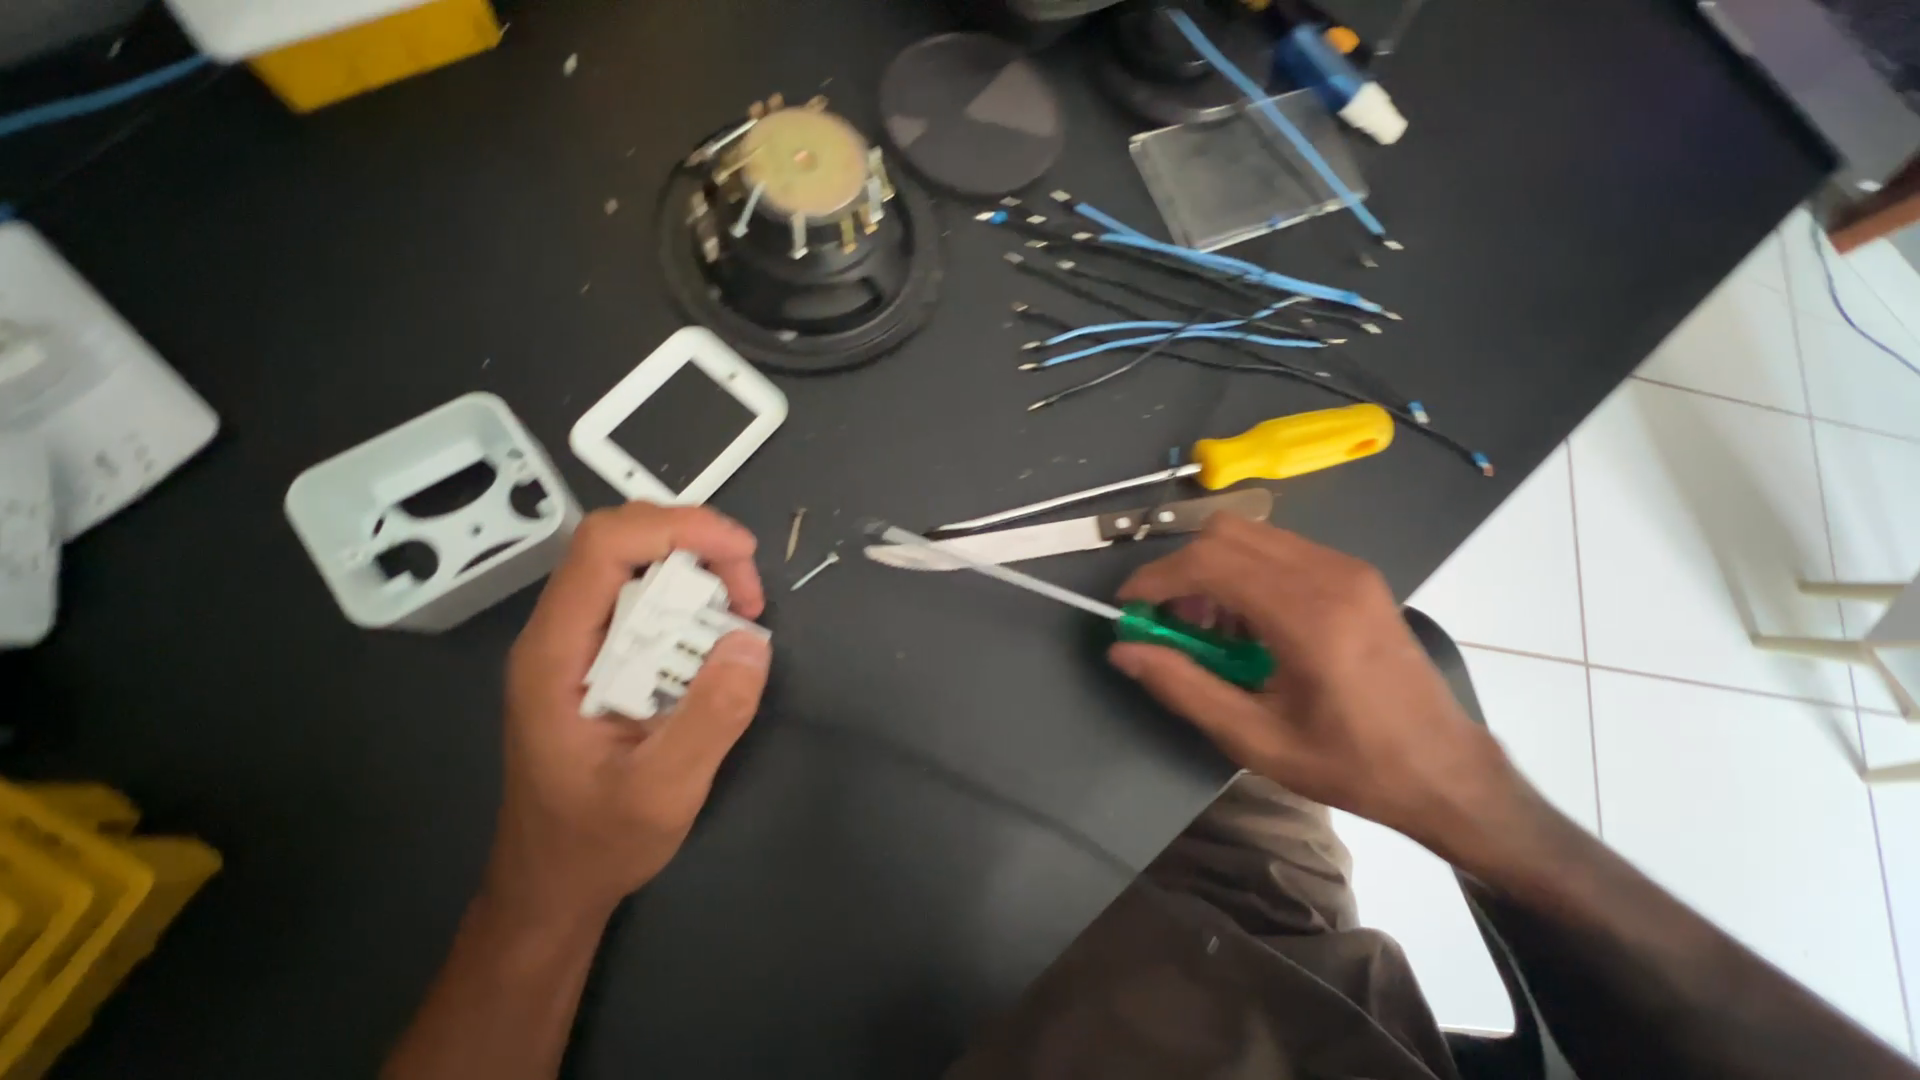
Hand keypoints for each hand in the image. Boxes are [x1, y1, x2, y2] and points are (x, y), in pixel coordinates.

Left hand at [487, 503, 771, 925]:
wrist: (552, 885)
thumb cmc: (596, 842)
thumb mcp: (662, 792)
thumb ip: (709, 718)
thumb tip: (750, 644)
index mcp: (556, 655)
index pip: (604, 547)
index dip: (677, 528)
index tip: (742, 555)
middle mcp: (558, 636)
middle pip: (620, 543)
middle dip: (695, 547)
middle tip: (748, 596)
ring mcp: (574, 647)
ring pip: (632, 567)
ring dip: (695, 575)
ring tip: (738, 619)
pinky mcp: (594, 661)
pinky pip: (641, 603)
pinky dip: (687, 605)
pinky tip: (713, 645)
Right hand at [1108, 516, 1519, 851]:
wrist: (1445, 770)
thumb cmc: (1349, 764)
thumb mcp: (1254, 739)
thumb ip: (1183, 687)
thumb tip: (1123, 651)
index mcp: (1307, 616)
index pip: (1210, 562)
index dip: (1156, 578)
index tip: (1128, 607)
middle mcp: (1329, 574)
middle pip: (1227, 533)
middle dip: (1182, 569)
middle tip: (1171, 621)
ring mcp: (1348, 568)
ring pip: (1253, 534)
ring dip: (1213, 568)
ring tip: (1209, 627)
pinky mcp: (1357, 574)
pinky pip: (1281, 549)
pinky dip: (1246, 571)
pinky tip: (1249, 623)